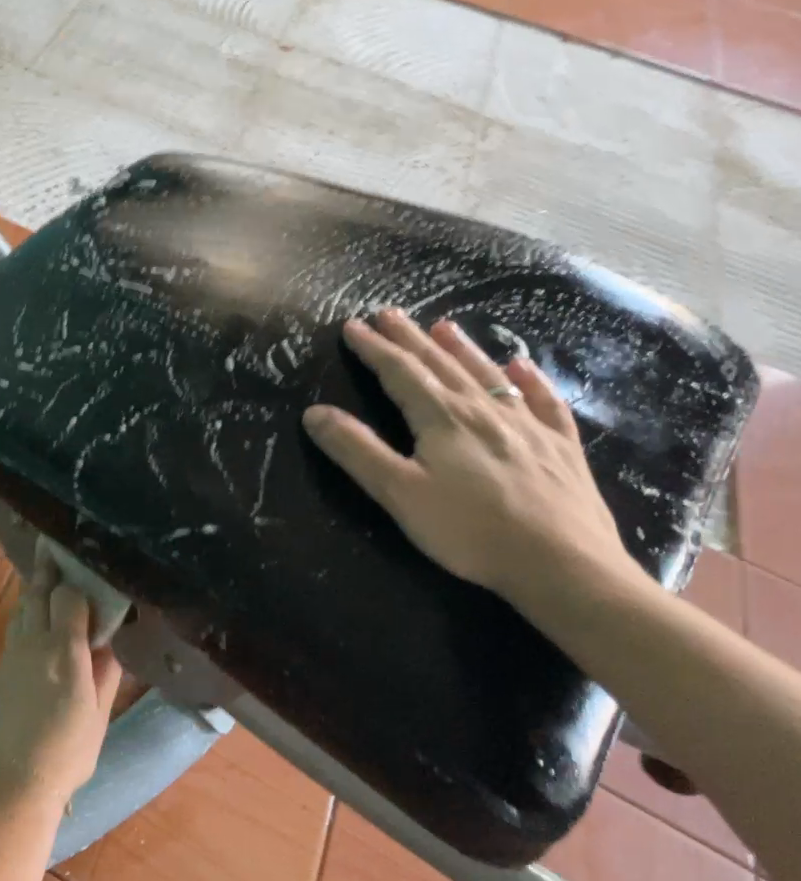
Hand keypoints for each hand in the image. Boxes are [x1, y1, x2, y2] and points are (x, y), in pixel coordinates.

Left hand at [0, 548, 122, 802]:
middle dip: (51, 571)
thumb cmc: (67, 750)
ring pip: (23, 605)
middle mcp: (34, 641)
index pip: (67, 597)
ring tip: (52, 580)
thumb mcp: (98, 714)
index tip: (92, 579)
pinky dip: (28, 613)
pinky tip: (38, 618)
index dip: (79, 585)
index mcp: (63, 651)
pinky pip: (16, 625)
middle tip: (59, 550)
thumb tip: (110, 642)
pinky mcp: (2, 663)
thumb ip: (105, 673)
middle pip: (39, 592)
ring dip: (38, 591)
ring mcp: (13, 650)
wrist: (13, 773)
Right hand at [301, 309, 636, 604]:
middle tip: (388, 313)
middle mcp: (484, 412)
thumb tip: (315, 412)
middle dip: (410, 338)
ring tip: (443, 326)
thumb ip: (356, 450)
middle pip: (441, 365)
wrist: (566, 567)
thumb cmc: (470, 531)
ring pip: (488, 376)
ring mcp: (529, 428)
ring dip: (462, 349)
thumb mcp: (398, 493)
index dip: (374, 348)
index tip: (351, 326)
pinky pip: (545, 403)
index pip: (400, 373)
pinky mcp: (562, 449)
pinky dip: (531, 381)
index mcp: (442, 419)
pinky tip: (523, 368)